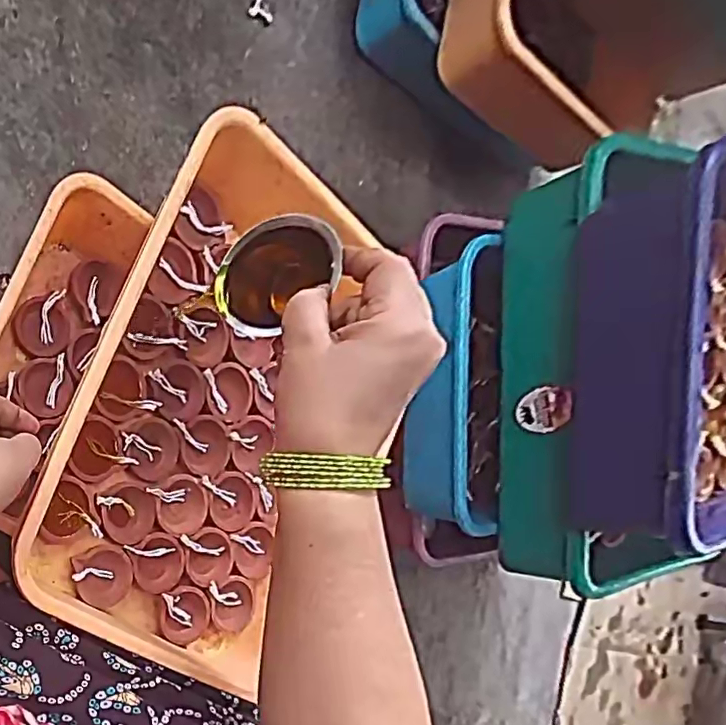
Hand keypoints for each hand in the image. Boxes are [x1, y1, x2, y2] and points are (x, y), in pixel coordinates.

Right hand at [275, 247, 444, 455]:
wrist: (326, 467)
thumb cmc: (318, 415)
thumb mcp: (301, 346)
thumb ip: (305, 302)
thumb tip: (312, 291)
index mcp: (406, 324)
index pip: (387, 266)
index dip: (353, 258)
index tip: (327, 263)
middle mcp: (424, 338)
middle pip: (388, 290)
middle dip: (344, 300)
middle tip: (309, 320)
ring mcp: (419, 359)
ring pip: (382, 316)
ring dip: (346, 323)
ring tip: (315, 351)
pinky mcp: (406, 376)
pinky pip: (383, 340)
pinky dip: (354, 342)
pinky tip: (327, 363)